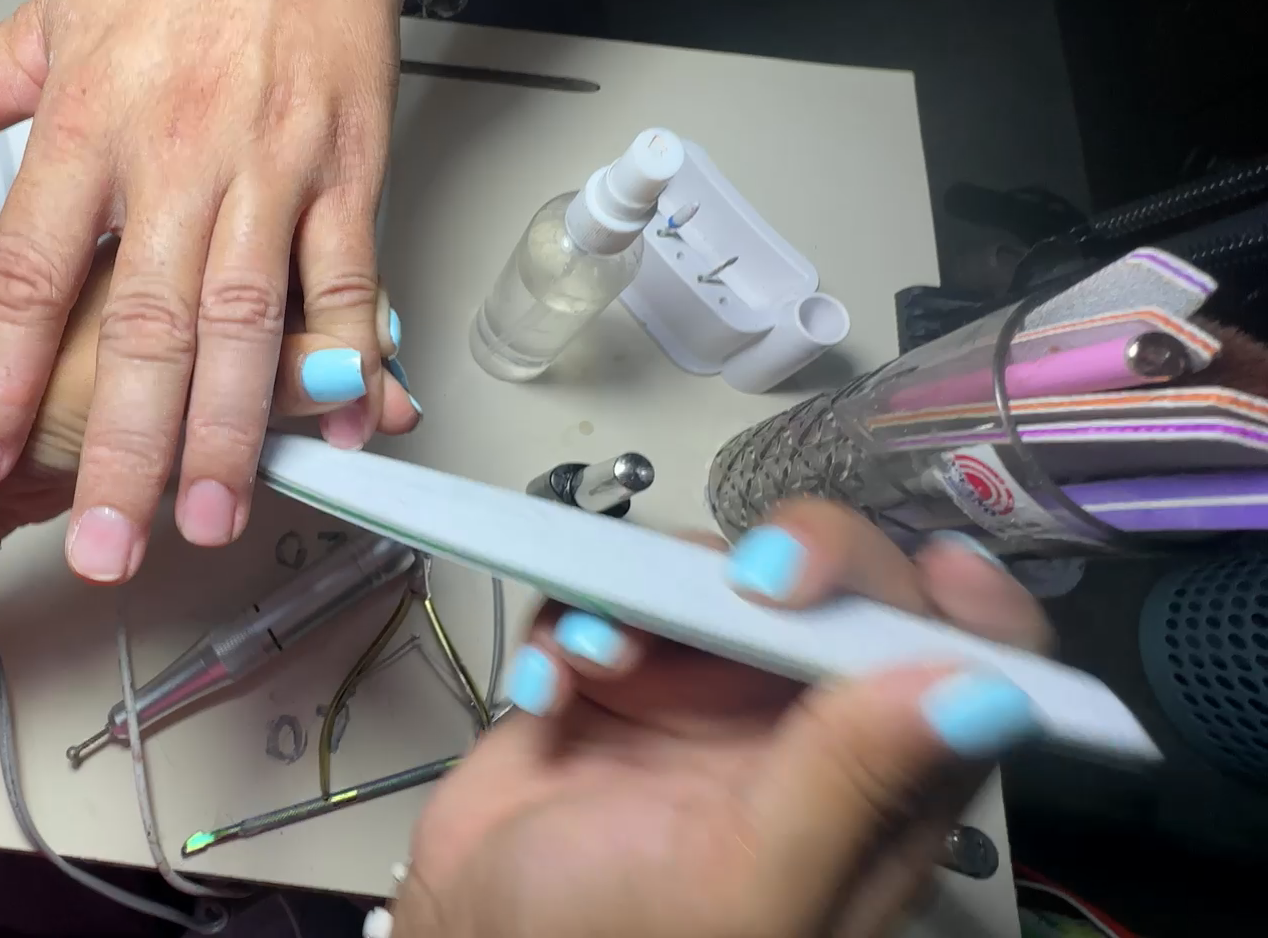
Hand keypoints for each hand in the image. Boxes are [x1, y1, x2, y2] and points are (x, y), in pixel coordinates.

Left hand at [0, 0, 470, 581]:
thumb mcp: (58, 9)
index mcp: (92, 119)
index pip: (29, 267)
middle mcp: (182, 155)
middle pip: (146, 326)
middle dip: (127, 448)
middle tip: (111, 542)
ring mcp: (274, 170)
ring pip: (248, 322)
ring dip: (233, 430)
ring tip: (212, 515)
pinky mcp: (350, 175)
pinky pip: (349, 282)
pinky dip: (348, 361)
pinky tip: (343, 430)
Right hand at [397, 503, 1053, 937]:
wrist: (479, 925)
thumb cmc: (611, 934)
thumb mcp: (746, 882)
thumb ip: (848, 784)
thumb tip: (984, 690)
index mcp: (858, 785)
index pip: (956, 676)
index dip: (965, 609)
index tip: (930, 563)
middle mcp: (780, 720)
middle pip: (824, 589)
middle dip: (787, 562)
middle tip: (747, 578)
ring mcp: (684, 685)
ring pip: (696, 573)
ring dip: (640, 600)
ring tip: (590, 661)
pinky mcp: (601, 666)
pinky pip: (596, 596)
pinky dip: (564, 625)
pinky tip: (544, 690)